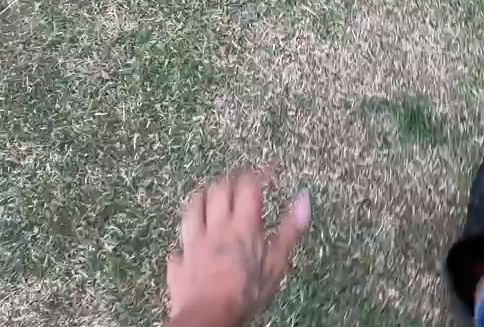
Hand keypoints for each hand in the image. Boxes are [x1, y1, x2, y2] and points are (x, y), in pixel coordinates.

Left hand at [167, 168, 310, 326]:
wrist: (208, 320)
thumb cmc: (246, 292)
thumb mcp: (277, 262)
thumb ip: (291, 229)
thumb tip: (305, 198)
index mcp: (243, 225)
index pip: (249, 185)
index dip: (259, 174)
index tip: (269, 171)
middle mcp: (217, 227)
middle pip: (219, 190)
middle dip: (230, 181)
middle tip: (240, 182)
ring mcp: (194, 244)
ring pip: (193, 208)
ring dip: (203, 198)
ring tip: (211, 196)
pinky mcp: (178, 263)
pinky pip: (179, 244)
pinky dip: (186, 239)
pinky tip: (190, 242)